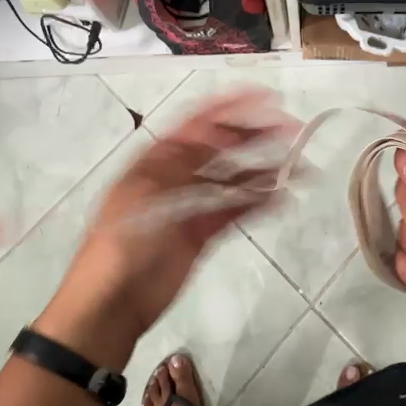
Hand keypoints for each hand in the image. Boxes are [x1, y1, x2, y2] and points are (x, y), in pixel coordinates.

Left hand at [37, 89, 296, 363]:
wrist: (108, 308)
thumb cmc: (119, 245)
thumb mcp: (145, 195)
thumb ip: (183, 162)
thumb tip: (218, 132)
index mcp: (156, 159)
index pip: (198, 122)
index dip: (231, 106)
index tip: (266, 97)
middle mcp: (176, 175)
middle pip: (221, 146)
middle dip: (255, 134)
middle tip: (290, 128)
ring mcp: (190, 204)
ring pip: (233, 177)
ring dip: (263, 168)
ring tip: (297, 165)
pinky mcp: (202, 233)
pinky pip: (235, 210)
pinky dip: (258, 202)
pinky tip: (282, 196)